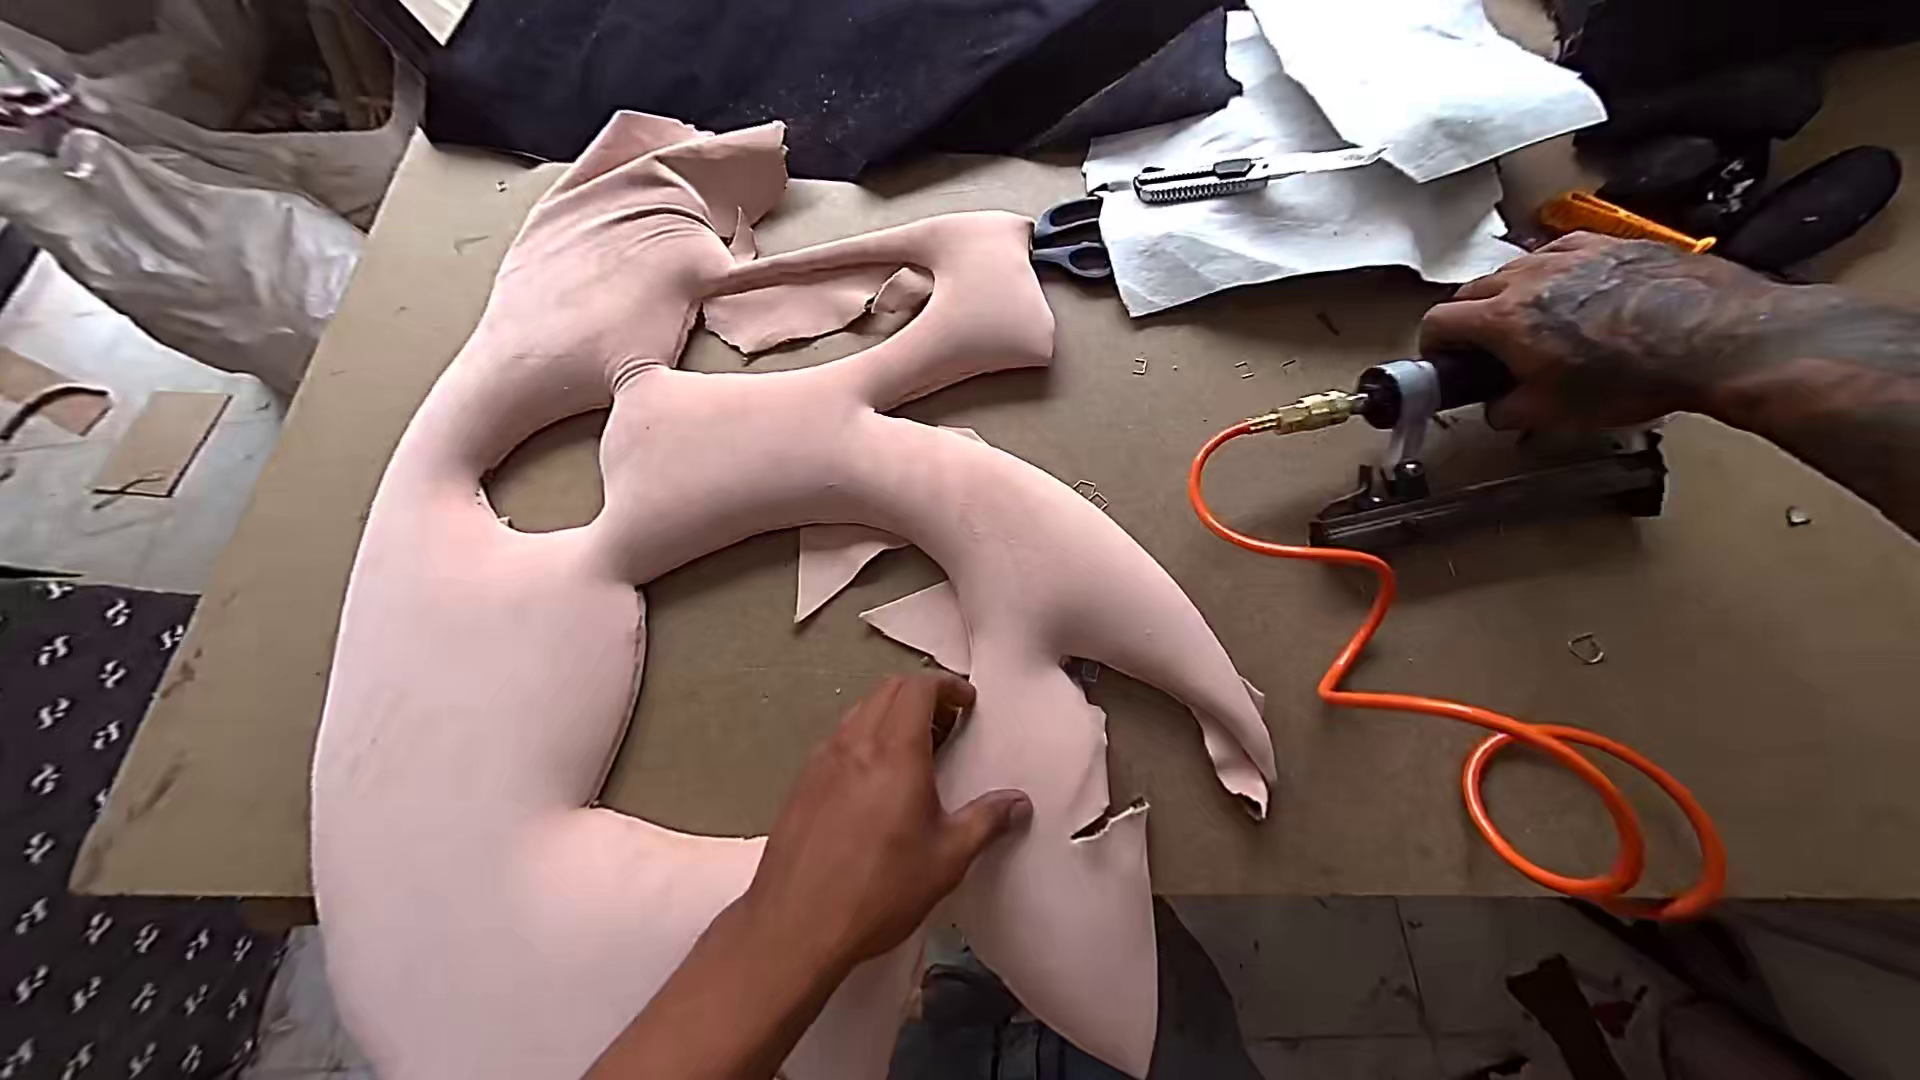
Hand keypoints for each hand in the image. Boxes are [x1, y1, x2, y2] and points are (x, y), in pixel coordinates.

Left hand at [738, 674, 1030, 970]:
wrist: (794, 926)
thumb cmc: (875, 891)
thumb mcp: (946, 859)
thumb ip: (986, 821)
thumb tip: (1016, 804)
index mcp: (895, 752)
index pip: (920, 688)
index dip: (948, 686)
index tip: (965, 701)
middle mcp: (856, 744)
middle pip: (890, 689)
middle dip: (923, 694)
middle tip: (947, 722)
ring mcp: (824, 759)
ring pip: (862, 708)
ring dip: (893, 711)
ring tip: (915, 747)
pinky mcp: (804, 780)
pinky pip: (840, 736)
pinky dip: (866, 734)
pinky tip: (876, 776)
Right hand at [1419, 231, 1794, 429]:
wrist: (1728, 340)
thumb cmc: (1631, 379)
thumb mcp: (1550, 412)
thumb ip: (1504, 408)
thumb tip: (1495, 404)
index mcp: (1502, 319)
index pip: (1436, 320)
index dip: (1432, 344)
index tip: (1444, 360)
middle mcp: (1528, 278)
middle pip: (1468, 291)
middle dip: (1465, 318)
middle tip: (1482, 345)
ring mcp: (1574, 254)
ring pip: (1511, 267)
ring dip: (1504, 293)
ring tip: (1527, 317)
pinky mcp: (1614, 243)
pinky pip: (1559, 250)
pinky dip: (1548, 270)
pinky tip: (1567, 289)